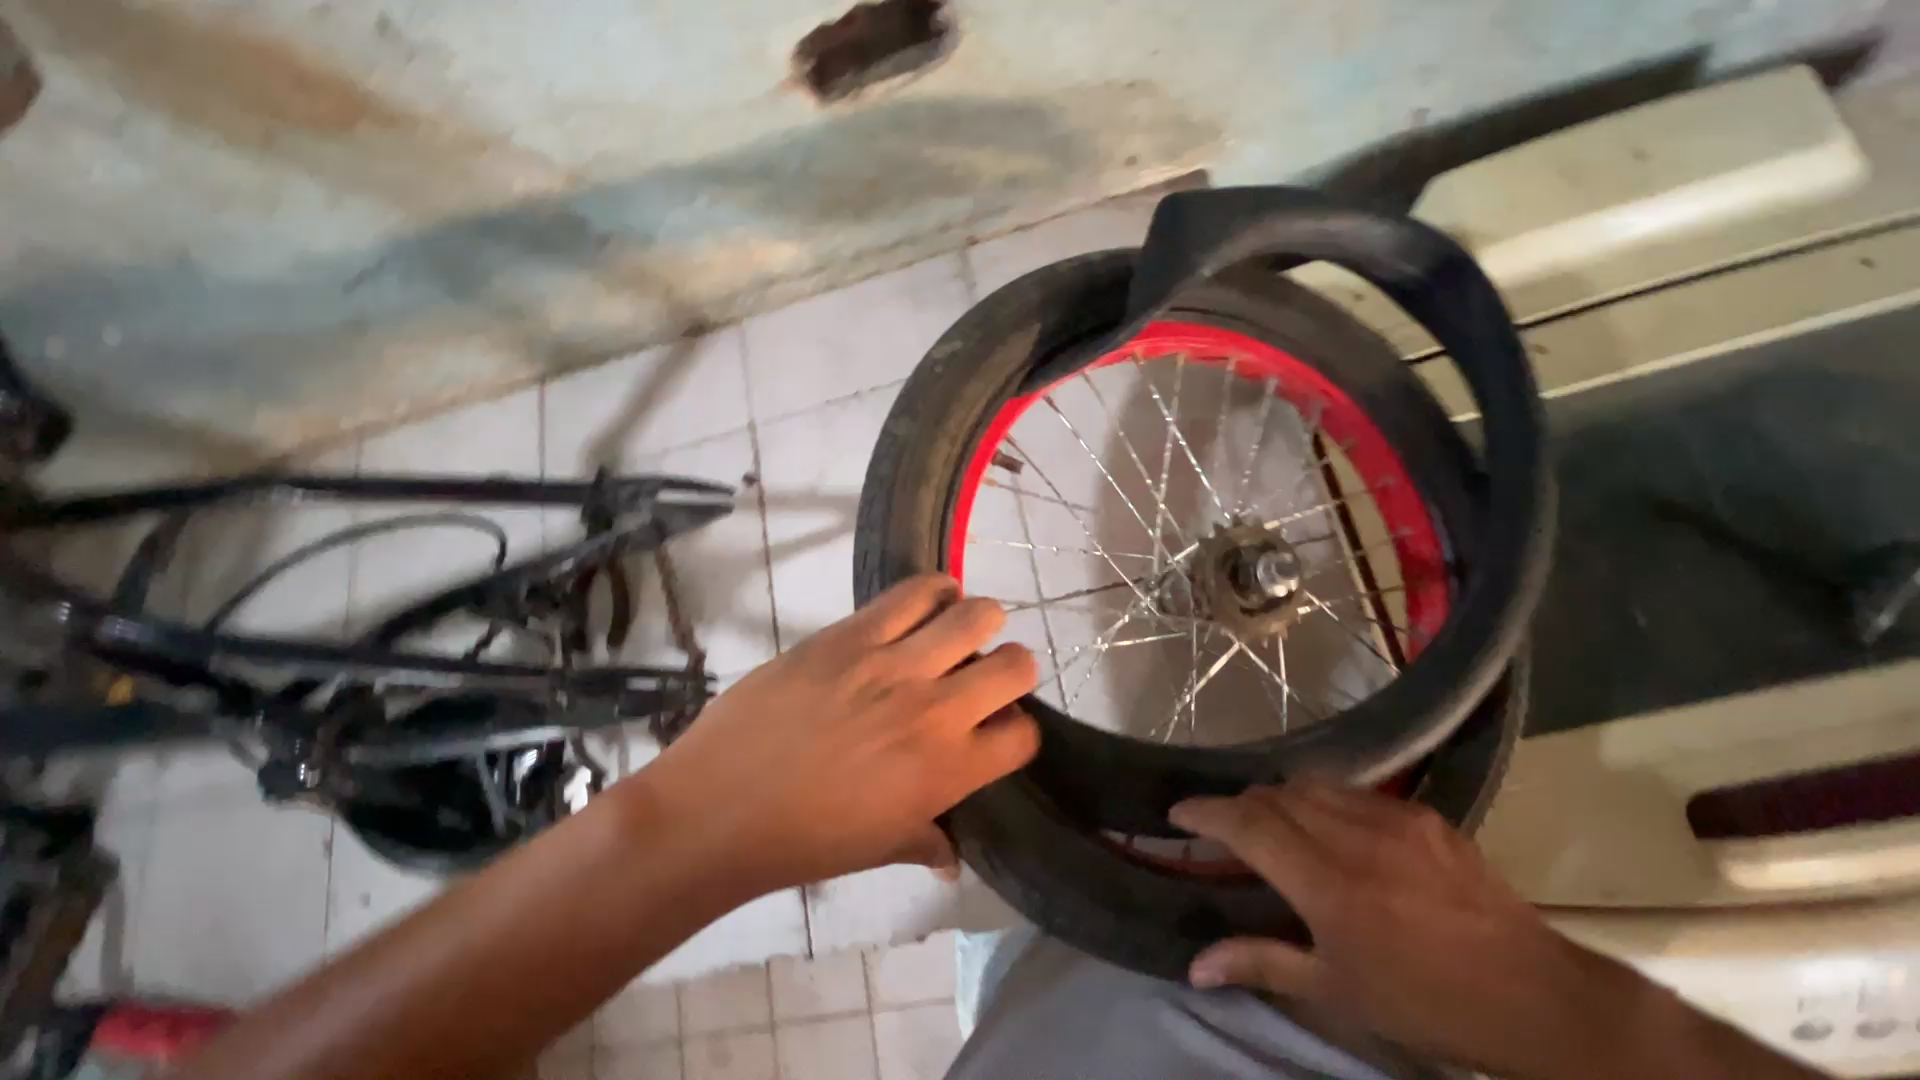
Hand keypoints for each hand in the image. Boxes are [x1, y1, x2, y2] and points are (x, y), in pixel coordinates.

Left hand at [645, 575, 1038, 893]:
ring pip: (975, 614)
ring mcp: (893, 665)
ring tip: (958, 633)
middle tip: (983, 675)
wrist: (720, 808)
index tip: (994, 729)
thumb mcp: (879, 850)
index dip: (1016, 730)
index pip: (1022, 734)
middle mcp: (934, 710)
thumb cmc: (803, 840)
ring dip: (979, 622)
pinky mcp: (851, 634)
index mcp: (947, 770)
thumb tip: (950, 855)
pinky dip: (933, 591)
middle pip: (1015, 665)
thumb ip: (926, 842)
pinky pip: (914, 592)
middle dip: (1012, 668)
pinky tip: (926, 604)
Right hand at [1171, 781, 1652, 1079]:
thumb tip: (1195, 966)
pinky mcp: (1425, 816)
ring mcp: (1394, 819)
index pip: (1247, 823)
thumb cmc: (1425, 1002)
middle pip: (1275, 795)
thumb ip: (1261, 963)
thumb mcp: (1336, 990)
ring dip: (1280, 797)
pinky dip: (1325, 801)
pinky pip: (1356, 793)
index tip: (1178, 812)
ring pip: (1313, 784)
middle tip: (1224, 829)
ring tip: (1273, 824)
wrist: (1535, 996)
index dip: (1205, 811)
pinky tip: (1333, 830)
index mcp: (1326, 882)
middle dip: (1240, 805)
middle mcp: (1353, 836)